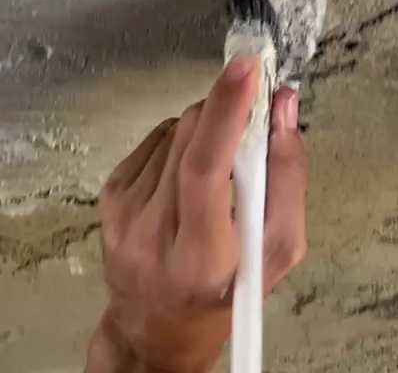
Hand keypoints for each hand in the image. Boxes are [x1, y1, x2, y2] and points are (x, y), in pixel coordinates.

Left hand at [87, 57, 308, 372]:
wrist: (156, 328)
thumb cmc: (225, 292)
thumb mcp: (277, 252)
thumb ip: (288, 177)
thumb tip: (283, 106)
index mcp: (199, 256)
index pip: (205, 169)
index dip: (226, 112)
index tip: (246, 69)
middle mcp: (151, 233)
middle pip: (190, 138)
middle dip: (225, 112)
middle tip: (250, 116)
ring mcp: (123, 212)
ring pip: (175, 131)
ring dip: (204, 132)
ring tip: (216, 173)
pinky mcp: (109, 195)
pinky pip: (155, 138)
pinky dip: (181, 141)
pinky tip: (188, 176)